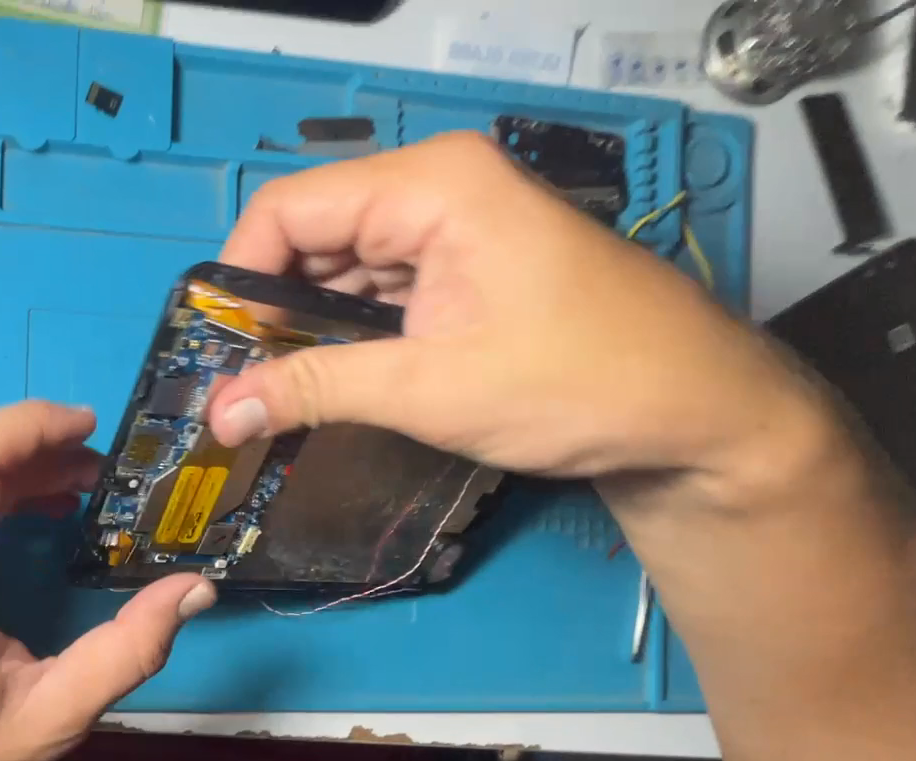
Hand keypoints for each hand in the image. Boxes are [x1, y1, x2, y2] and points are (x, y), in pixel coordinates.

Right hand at [207, 132, 838, 512]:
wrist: (697, 418)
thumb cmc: (579, 385)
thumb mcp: (428, 389)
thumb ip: (313, 390)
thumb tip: (219, 413)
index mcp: (429, 188)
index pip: (288, 209)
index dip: (239, 276)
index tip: (218, 350)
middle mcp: (431, 194)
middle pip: (306, 237)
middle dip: (263, 310)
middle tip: (237, 382)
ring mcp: (444, 233)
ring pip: (331, 270)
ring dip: (296, 329)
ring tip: (268, 391)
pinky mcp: (452, 273)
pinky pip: (365, 294)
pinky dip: (333, 336)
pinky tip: (316, 380)